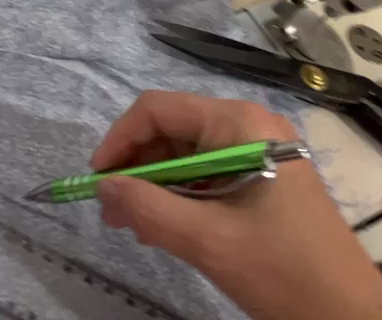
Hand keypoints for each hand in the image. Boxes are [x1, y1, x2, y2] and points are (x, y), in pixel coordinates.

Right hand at [92, 92, 381, 319]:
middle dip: (138, 168)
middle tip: (113, 210)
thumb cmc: (282, 271)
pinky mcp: (266, 174)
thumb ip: (146, 206)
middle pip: (172, 129)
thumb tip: (101, 186)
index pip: (157, 110)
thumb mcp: (206, 240)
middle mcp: (248, 123)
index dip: (120, 140)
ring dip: (157, 184)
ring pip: (188, 152)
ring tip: (135, 224)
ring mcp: (260, 148)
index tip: (99, 179)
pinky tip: (166, 225)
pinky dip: (182, 194)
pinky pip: (209, 171)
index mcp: (237, 122)